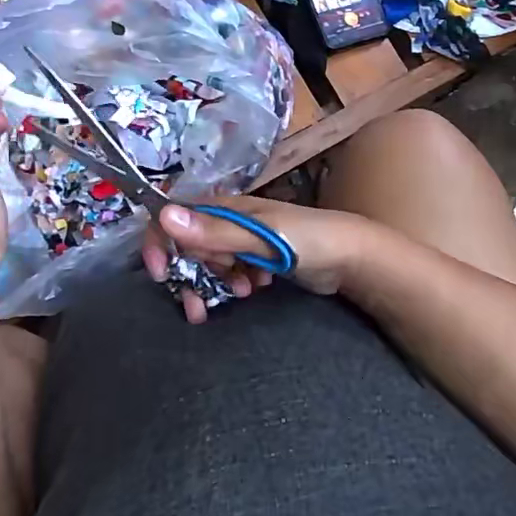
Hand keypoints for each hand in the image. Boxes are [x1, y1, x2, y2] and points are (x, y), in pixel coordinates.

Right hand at [141, 197, 371, 323]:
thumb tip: (164, 214)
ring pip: (211, 263)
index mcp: (228, 208)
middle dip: (189, 276)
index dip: (162, 243)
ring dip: (214, 283)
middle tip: (196, 308)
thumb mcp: (261, 236)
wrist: (353, 258)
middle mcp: (233, 221)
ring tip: (238, 296)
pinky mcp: (260, 259)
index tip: (162, 274)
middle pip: (191, 246)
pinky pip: (233, 272)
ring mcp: (247, 241)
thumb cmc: (309, 240)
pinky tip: (254, 290)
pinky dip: (235, 284)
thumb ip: (215, 230)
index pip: (177, 218)